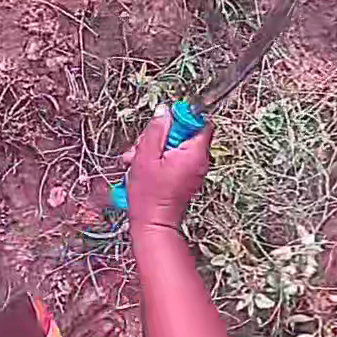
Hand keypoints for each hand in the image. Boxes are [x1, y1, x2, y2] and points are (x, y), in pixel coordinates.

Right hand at [120, 107, 212, 230]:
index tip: (162, 125)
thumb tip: (164, 112)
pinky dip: (159, 159)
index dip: (179, 118)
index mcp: (195, 153)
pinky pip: (174, 159)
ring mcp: (193, 170)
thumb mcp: (146, 156)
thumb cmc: (150, 196)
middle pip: (184, 133)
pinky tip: (142, 167)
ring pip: (175, 146)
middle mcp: (199, 161)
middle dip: (161, 135)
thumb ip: (156, 131)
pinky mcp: (185, 177)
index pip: (198, 122)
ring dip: (155, 148)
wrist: (153, 224)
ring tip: (137, 159)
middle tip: (143, 146)